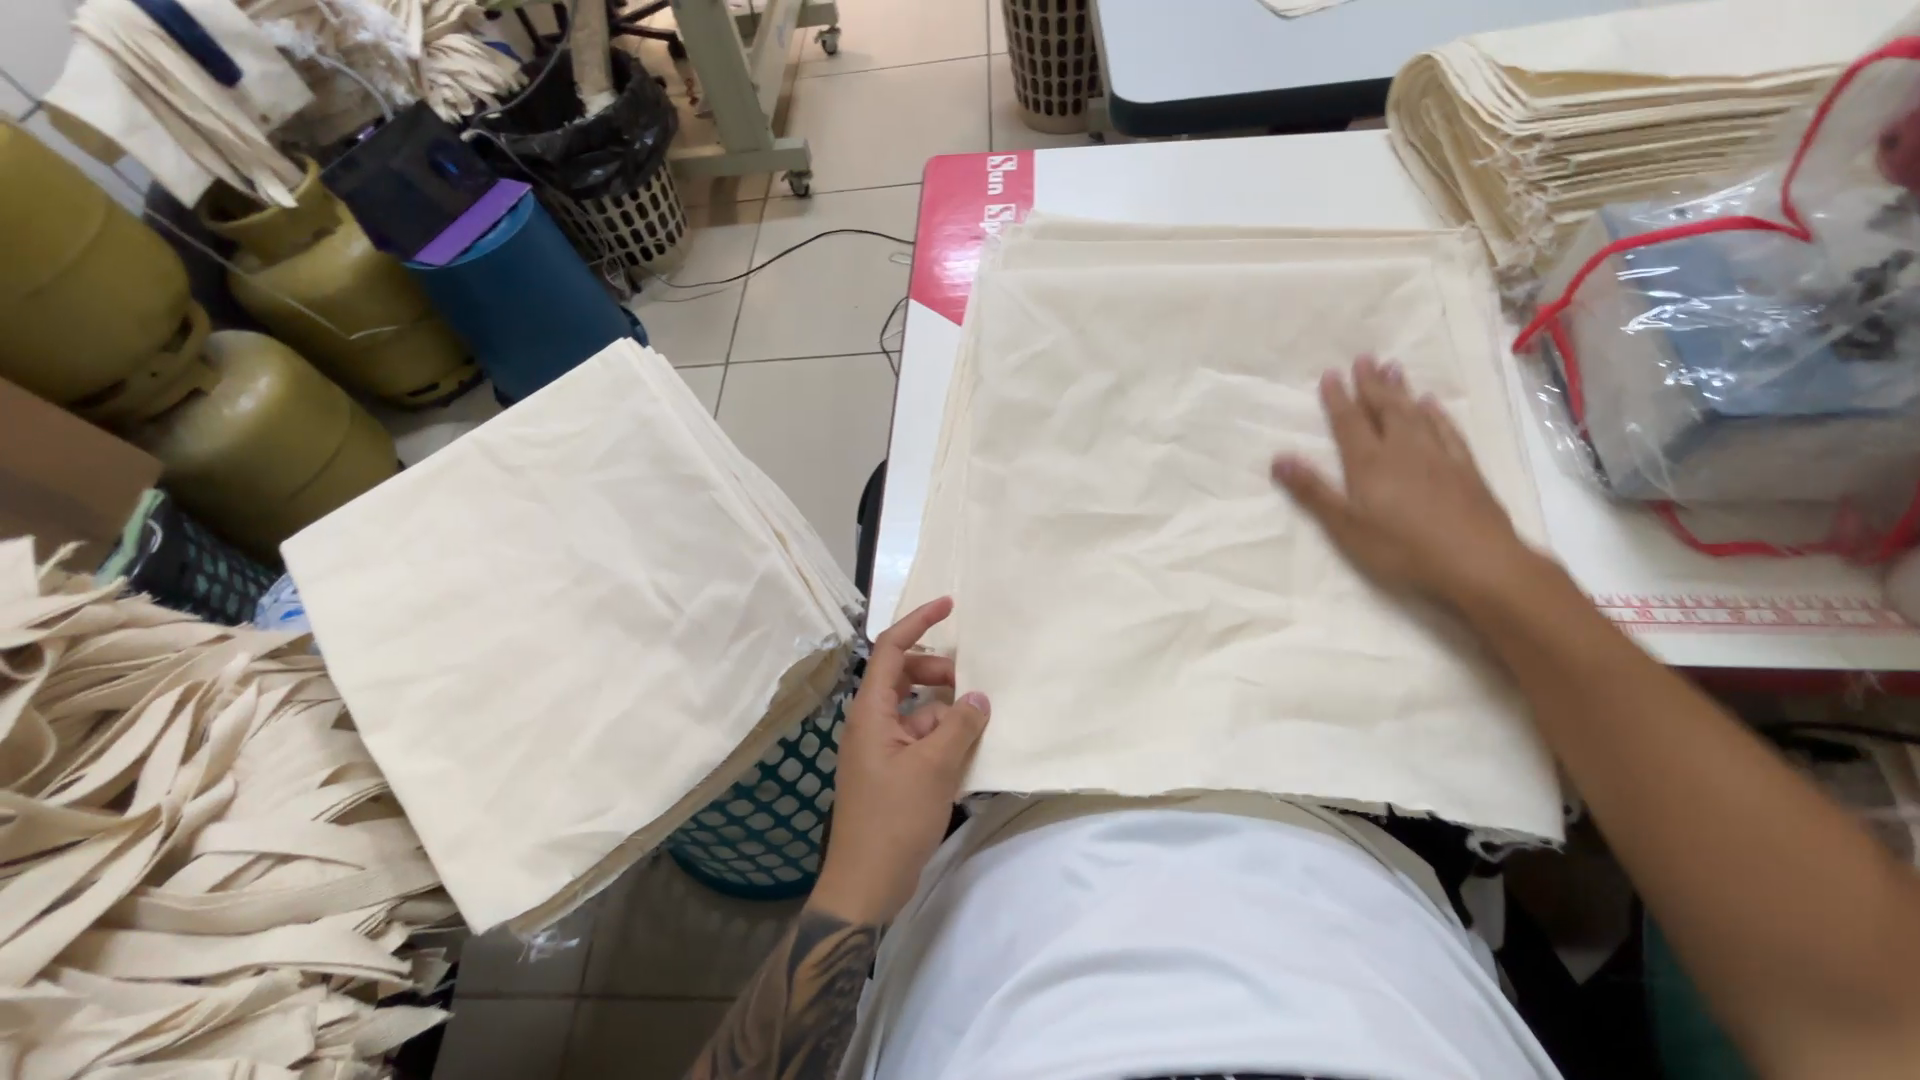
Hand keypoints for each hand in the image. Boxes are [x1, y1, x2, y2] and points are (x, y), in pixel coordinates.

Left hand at [811, 597, 989, 924]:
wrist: (867, 882)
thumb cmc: (894, 818)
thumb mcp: (934, 767)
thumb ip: (960, 726)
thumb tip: (980, 697)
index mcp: (870, 712)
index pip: (889, 650)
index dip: (918, 623)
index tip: (949, 605)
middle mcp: (871, 723)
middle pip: (903, 676)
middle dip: (938, 672)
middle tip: (973, 683)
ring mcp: (881, 750)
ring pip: (916, 711)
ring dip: (946, 710)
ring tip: (980, 721)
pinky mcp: (892, 773)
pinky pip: (920, 739)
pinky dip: (944, 737)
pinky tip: (970, 751)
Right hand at [1271, 356, 1534, 605]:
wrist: (1476, 561)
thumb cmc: (1402, 549)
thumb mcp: (1346, 526)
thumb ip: (1313, 491)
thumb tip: (1278, 458)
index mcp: (1369, 463)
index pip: (1349, 422)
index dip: (1338, 398)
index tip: (1331, 374)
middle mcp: (1403, 450)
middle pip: (1384, 409)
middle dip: (1371, 384)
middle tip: (1365, 358)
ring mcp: (1438, 456)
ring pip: (1415, 414)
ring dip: (1401, 391)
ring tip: (1393, 368)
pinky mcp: (1465, 468)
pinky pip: (1447, 431)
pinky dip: (1437, 414)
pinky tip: (1432, 405)